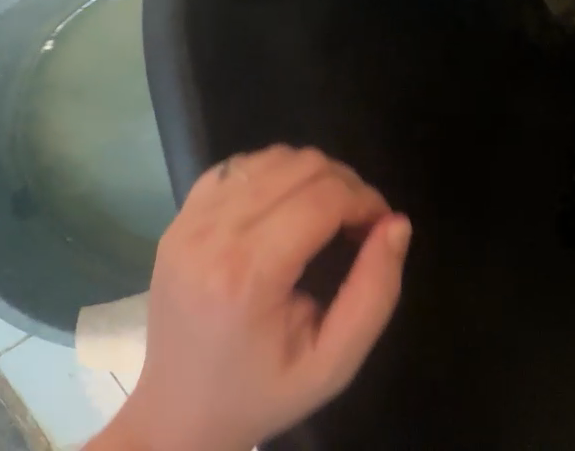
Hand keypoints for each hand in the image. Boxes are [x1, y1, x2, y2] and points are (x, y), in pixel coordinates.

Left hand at [96, 145, 410, 450]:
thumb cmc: (262, 392)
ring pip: (276, 157)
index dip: (367, 201)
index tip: (380, 228)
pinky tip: (285, 208)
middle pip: (304, 167)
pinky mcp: (177, 219)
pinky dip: (275, 174)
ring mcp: (188, 223)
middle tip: (358, 225)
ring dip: (314, 176)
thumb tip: (396, 224)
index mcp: (247, 275)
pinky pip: (240, 164)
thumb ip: (376, 292)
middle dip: (348, 186)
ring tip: (325, 216)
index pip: (326, 197)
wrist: (177, 417)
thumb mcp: (335, 362)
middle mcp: (210, 237)